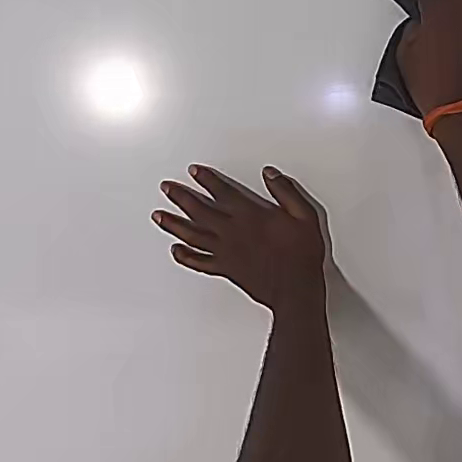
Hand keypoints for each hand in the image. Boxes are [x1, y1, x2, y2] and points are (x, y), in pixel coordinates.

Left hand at [153, 165, 327, 315]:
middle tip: (166, 188)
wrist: (295, 290)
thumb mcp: (303, 215)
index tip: (194, 171)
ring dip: (173, 224)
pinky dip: (185, 257)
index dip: (206, 179)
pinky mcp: (226, 269)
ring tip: (159, 216)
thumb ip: (285, 192)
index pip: (221, 192)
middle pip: (198, 210)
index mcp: (249, 216)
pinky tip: (175, 251)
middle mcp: (232, 232)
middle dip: (180, 196)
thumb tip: (270, 175)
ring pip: (192, 234)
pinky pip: (199, 262)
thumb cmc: (301, 255)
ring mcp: (226, 252)